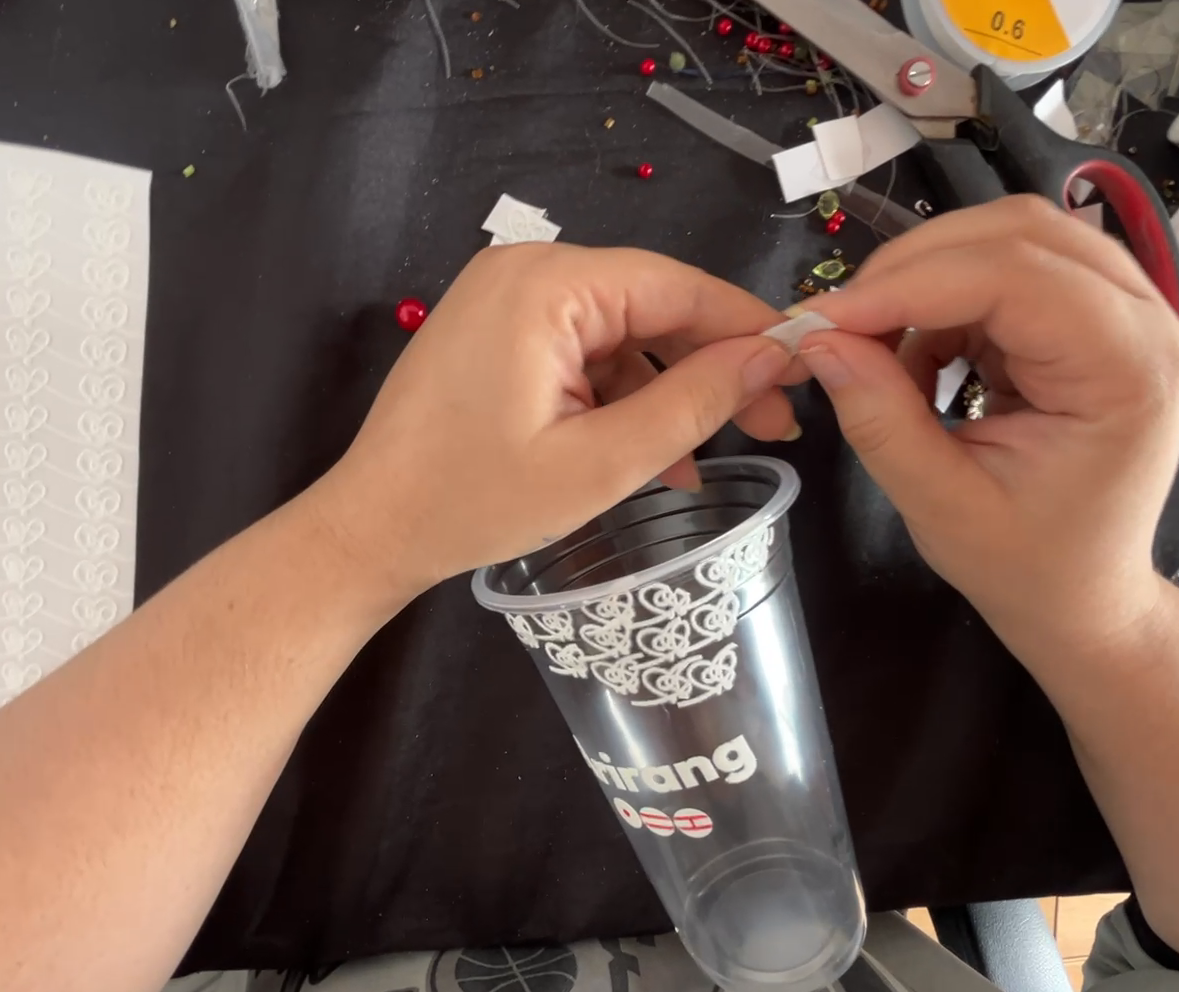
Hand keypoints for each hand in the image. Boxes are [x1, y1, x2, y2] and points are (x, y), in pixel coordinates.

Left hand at [306, 244, 801, 597]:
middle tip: (769, 427)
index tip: (806, 369)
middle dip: (709, 370)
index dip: (749, 328)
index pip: (677, 287)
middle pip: (648, 309)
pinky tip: (648, 455)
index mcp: (547, 285)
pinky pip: (578, 358)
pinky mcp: (495, 338)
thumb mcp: (599, 464)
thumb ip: (693, 404)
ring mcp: (504, 303)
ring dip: (663, 397)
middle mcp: (525, 272)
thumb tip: (774, 355)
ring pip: (617, 339)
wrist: (372, 530)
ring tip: (700, 463)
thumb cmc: (475, 503)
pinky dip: (616, 402)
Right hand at [796, 196, 1178, 650]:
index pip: (1015, 277)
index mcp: (1126, 370)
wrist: (1079, 592)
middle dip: (910, 268)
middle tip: (837, 325)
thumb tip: (817, 343)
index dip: (909, 286)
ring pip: (1008, 241)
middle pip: (1017, 234)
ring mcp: (1117, 314)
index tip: (822, 321)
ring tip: (870, 344)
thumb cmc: (1021, 562)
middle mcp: (1142, 320)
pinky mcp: (1081, 322)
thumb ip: (879, 420)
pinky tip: (912, 361)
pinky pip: (999, 276)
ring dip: (922, 280)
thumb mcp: (937, 503)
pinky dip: (936, 305)